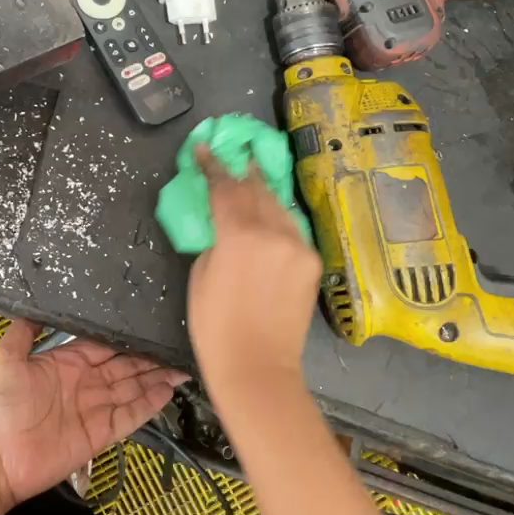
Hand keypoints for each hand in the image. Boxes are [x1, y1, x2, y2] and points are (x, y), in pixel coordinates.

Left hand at [0, 319, 188, 506]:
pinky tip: (167, 392)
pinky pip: (129, 416)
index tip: (145, 326)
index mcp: (65, 362)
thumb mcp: (6, 358)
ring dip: (155, 379)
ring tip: (181, 367)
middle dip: (148, 358)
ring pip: (131, 389)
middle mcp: (84, 383)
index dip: (123, 338)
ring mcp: (94, 408)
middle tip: (174, 346)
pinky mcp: (100, 433)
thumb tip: (32, 302)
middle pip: (123, 366)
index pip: (101, 345)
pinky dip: (149, 405)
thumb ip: (23, 330)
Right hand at [187, 145, 322, 385]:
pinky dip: (278, 217)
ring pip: (279, 206)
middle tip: (233, 156)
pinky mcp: (312, 263)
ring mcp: (298, 246)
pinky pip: (292, 228)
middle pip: (256, 190)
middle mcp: (274, 232)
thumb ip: (215, 241)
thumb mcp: (201, 274)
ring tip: (253, 176)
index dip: (212, 166)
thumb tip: (225, 227)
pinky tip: (270, 214)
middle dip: (241, 172)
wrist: (257, 366)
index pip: (224, 188)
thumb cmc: (214, 325)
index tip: (204, 148)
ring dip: (263, 191)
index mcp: (239, 235)